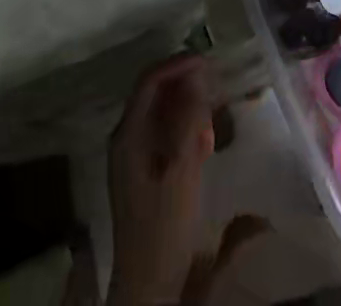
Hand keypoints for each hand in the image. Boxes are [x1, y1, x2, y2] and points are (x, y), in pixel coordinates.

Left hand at [106, 55, 213, 305]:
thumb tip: (196, 78)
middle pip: (153, 95)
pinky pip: (164, 135)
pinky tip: (204, 138)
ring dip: (186, 105)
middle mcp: (126, 138)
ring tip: (213, 105)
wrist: (147, 281)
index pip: (149, 83)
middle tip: (214, 81)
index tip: (207, 59)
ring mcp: (133, 154)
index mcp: (128, 134)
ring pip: (160, 114)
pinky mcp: (145, 170)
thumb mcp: (181, 173)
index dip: (176, 65)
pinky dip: (184, 128)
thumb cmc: (163, 227)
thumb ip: (187, 124)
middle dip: (183, 83)